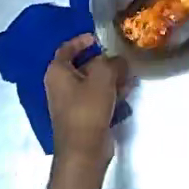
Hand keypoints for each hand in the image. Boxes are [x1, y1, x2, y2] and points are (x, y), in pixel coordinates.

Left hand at [43, 34, 126, 164]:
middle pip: (83, 65)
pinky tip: (128, 90)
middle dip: (104, 60)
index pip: (67, 48)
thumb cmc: (87, 107)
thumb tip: (119, 60)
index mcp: (57, 72)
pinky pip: (98, 97)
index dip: (82, 40)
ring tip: (130, 73)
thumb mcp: (103, 76)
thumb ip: (112, 61)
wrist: (84, 150)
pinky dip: (111, 92)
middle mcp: (60, 86)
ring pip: (93, 82)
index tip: (99, 37)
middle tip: (122, 56)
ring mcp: (71, 103)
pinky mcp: (84, 116)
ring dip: (111, 77)